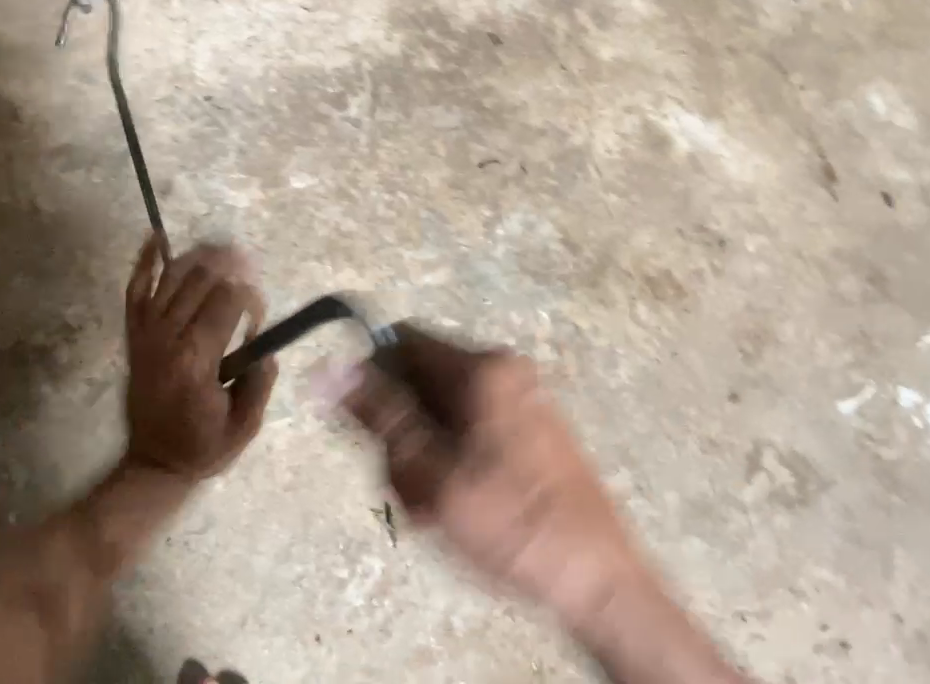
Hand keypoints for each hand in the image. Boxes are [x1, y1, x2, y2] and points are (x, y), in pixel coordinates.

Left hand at [120, 235, 275, 481]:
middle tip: (248, 267)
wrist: (154, 462)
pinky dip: (144, 261)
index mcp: (196, 359)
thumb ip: (260, 380)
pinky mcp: (133, 333)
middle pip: (200, 280)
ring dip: (198, 256)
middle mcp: (167, 337)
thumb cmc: (203, 446)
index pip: (227, 301)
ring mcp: (145, 331)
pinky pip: (135, 288)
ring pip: (171, 276)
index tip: (259, 312)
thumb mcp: (245, 425)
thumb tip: (263, 340)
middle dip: (229, 266)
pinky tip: (157, 237)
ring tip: (221, 248)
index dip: (249, 297)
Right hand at [331, 327, 647, 631]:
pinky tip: (454, 508)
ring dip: (419, 457)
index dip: (371, 380)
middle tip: (406, 488)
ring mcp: (518, 403)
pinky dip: (447, 463)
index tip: (367, 432)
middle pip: (415, 380)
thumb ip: (377, 415)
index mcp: (483, 368)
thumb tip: (325, 367)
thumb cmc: (514, 528)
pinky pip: (464, 431)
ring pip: (435, 412)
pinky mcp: (526, 433)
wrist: (604, 589)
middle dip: (397, 433)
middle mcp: (502, 373)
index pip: (397, 341)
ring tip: (432, 509)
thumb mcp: (431, 473)